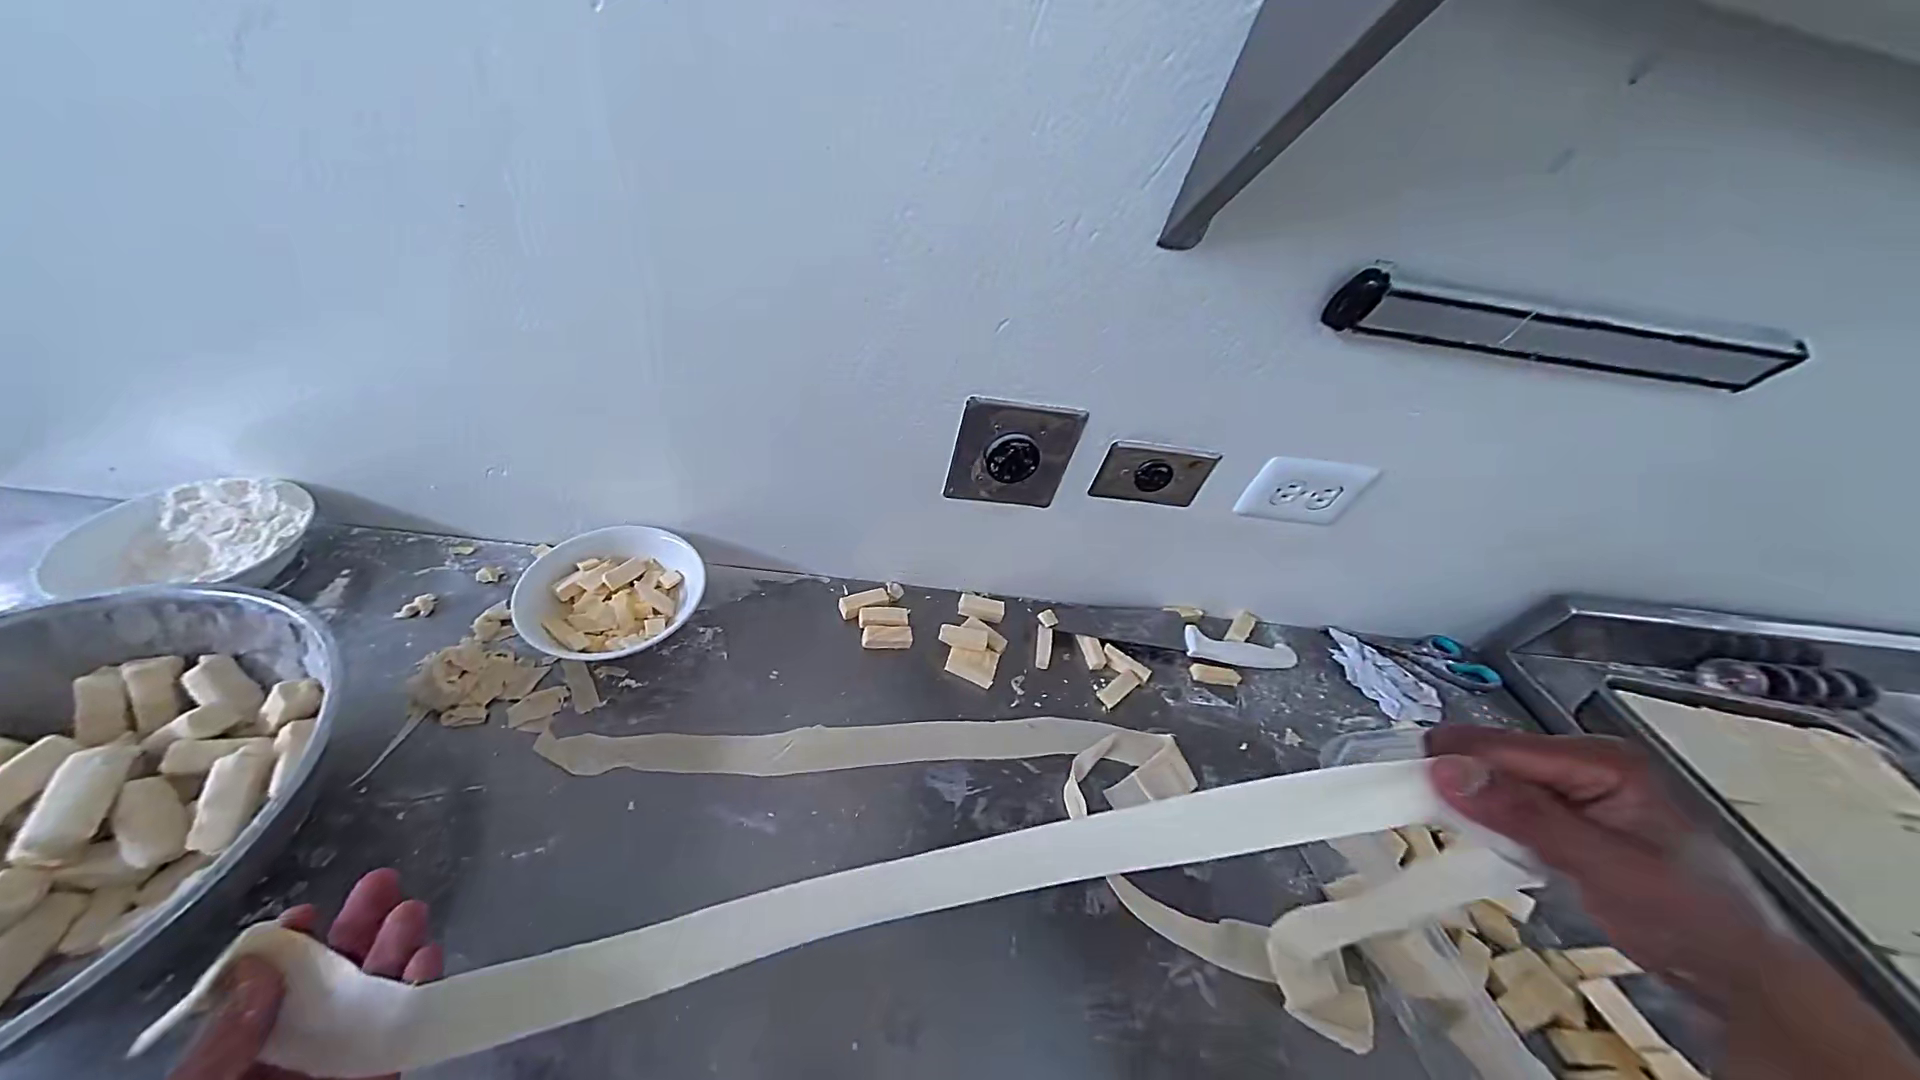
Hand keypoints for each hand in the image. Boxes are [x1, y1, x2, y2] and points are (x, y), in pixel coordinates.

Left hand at [165, 869, 441, 1079]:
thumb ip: (221, 1046)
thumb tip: (265, 962)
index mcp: (229, 1072)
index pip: (257, 1002)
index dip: (284, 954)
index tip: (310, 911)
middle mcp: (283, 1069)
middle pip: (323, 994)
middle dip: (356, 936)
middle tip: (385, 887)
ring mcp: (334, 1076)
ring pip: (369, 1008)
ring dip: (394, 954)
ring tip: (411, 913)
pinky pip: (398, 1043)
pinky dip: (416, 998)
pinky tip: (428, 960)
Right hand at [1427, 725, 1919, 1079]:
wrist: (1739, 976)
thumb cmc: (1688, 918)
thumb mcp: (1606, 867)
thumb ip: (1524, 815)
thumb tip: (1443, 770)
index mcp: (1598, 758)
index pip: (1495, 745)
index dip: (1446, 764)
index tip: (1400, 791)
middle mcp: (1580, 759)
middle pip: (1486, 753)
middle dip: (1453, 781)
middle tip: (1433, 820)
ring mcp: (1571, 784)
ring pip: (1487, 775)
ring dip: (1466, 801)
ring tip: (1462, 834)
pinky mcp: (1560, 809)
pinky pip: (1500, 798)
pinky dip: (1483, 817)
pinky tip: (1488, 841)